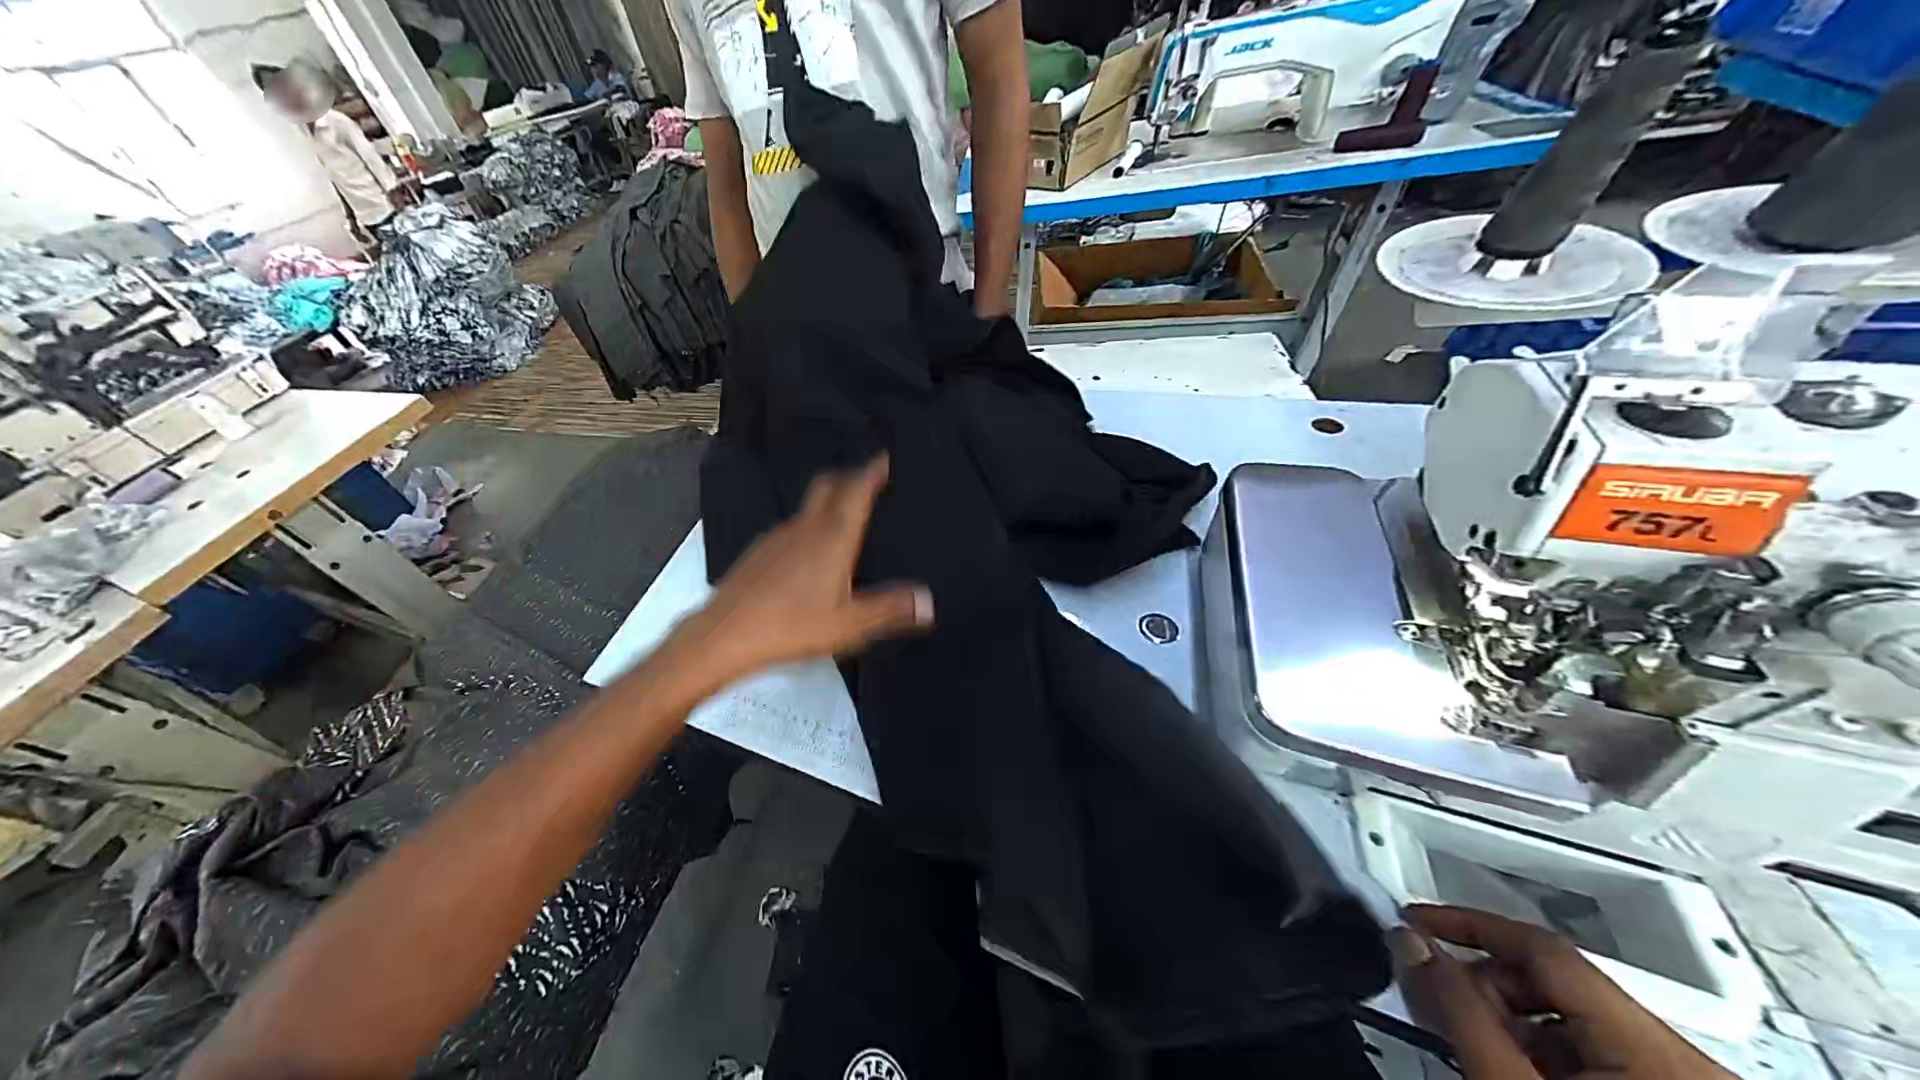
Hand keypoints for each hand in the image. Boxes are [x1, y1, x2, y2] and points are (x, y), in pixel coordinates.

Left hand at [666, 455, 931, 688]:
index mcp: (831, 539)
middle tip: (867, 477)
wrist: (723, 636)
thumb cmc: (789, 627)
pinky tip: (810, 551)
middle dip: (850, 476)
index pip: (856, 492)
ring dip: (830, 500)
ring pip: (808, 506)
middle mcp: (804, 529)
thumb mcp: (849, 625)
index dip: (872, 472)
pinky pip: (791, 526)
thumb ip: (890, 610)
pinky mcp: (759, 552)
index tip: (884, 457)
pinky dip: (809, 524)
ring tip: (846, 513)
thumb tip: (927, 601)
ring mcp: (777, 537)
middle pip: (829, 485)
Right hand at [1395, 905, 1734, 1079]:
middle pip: (1555, 983)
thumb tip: (1413, 945)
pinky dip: (1543, 1053)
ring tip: (1481, 1054)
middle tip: (1444, 1007)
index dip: (1468, 925)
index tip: (1417, 920)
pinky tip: (1517, 1075)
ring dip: (1511, 1023)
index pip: (1541, 948)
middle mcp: (1685, 1066)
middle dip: (1487, 987)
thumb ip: (1457, 1011)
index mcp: (1655, 1055)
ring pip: (1572, 1020)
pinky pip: (1594, 1053)